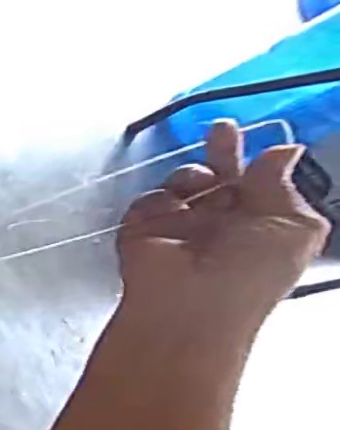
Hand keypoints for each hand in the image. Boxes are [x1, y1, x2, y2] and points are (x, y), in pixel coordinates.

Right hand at [118, 119, 328, 328]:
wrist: (189, 301)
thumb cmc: (253, 268)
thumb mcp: (290, 223)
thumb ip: (277, 185)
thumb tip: (281, 150)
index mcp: (262, 218)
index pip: (257, 180)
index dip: (254, 157)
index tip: (247, 133)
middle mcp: (220, 217)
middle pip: (218, 176)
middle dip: (220, 153)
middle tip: (218, 128)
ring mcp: (178, 221)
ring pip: (182, 182)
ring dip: (192, 178)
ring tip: (198, 188)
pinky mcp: (140, 226)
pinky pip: (149, 200)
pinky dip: (159, 202)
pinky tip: (169, 213)